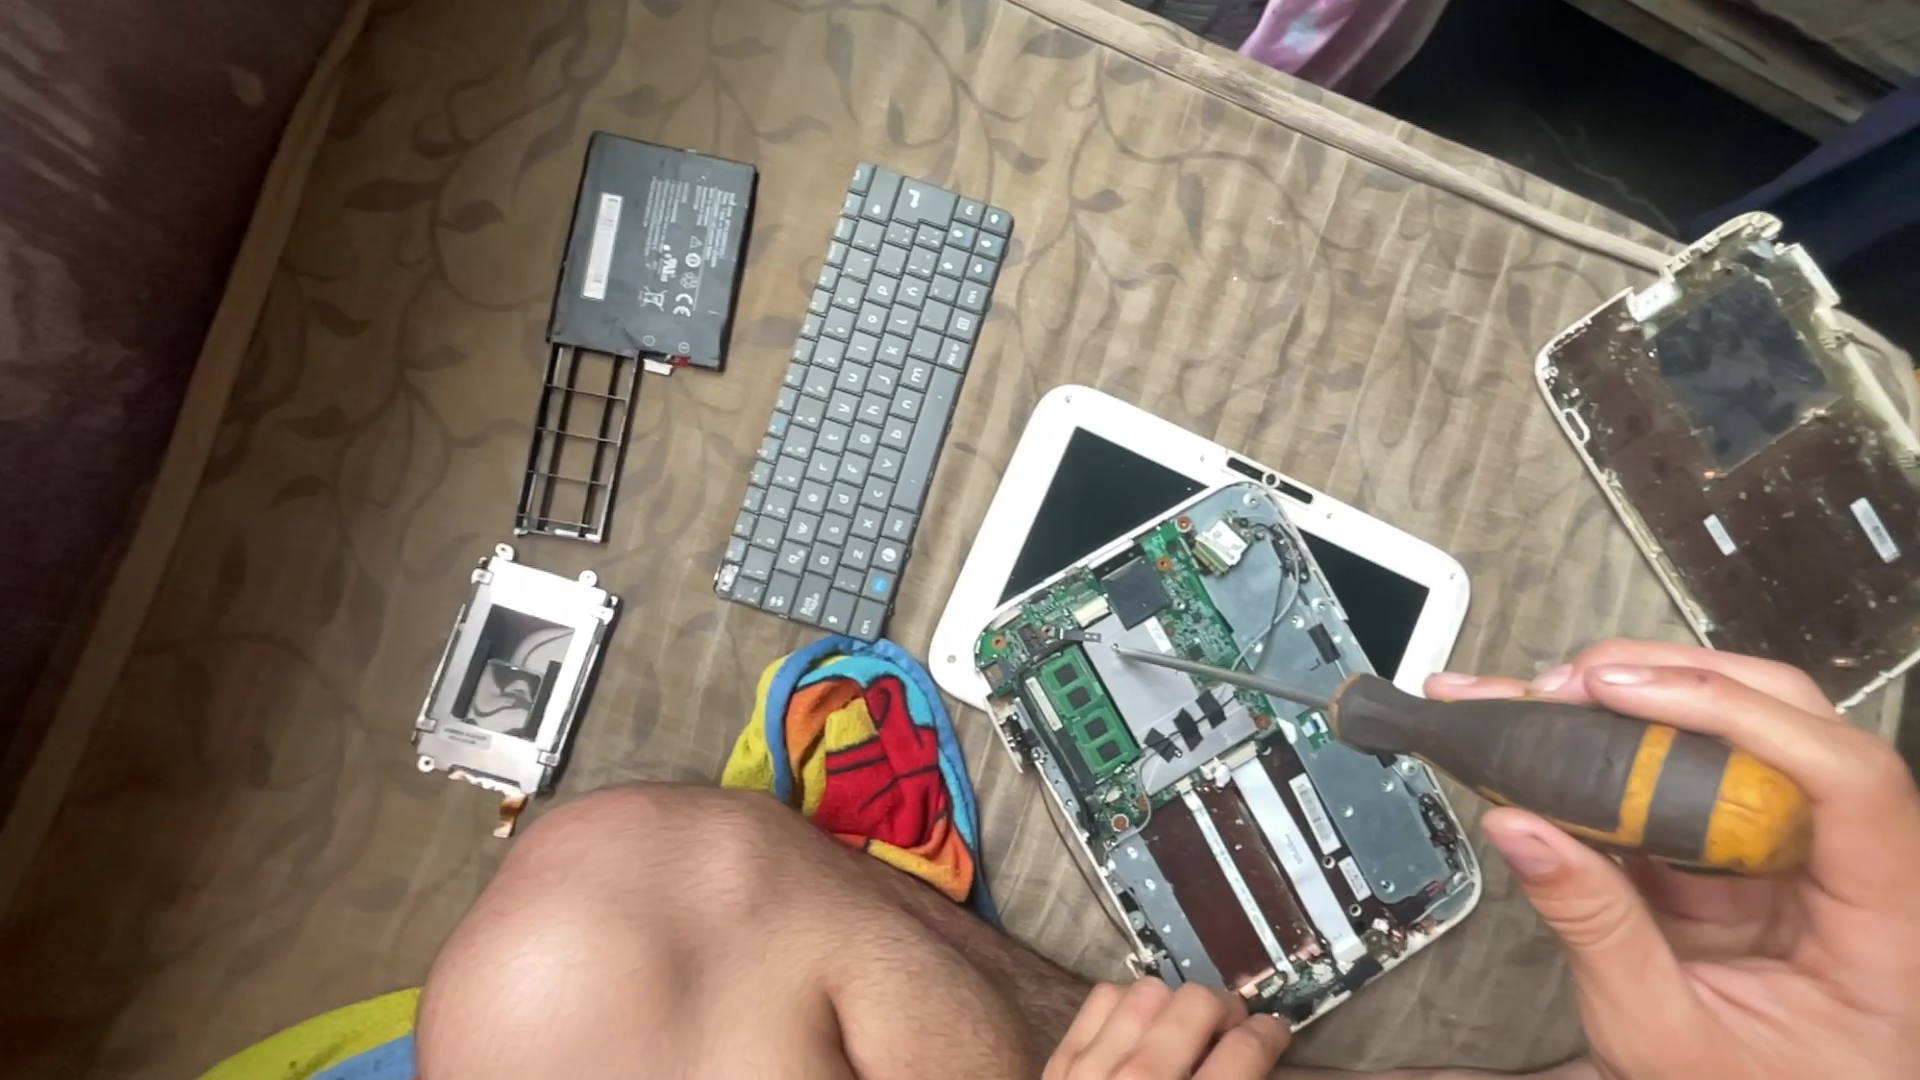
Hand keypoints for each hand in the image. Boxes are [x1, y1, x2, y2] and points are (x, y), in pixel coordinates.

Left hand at [1046, 979, 1290, 1078]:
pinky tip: (1142, 1022)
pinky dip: (1128, 1001)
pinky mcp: (1062, 1061)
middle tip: (1234, 1026)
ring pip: (1148, 992)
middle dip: (1225, 1010)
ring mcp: (1093, 1068)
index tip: (1275, 1030)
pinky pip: (1103, 998)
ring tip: (1188, 1023)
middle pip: (1194, 1006)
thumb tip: (1255, 1062)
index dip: (1268, 1035)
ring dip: (1176, 1003)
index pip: (1242, 1053)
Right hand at [1426, 640, 1919, 1078]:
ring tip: (1528, 693)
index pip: (1849, 782)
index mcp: (1877, 927)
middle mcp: (1833, 863)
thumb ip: (1594, 928)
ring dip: (1622, 691)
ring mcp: (1768, 844)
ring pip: (1720, 722)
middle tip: (1567, 685)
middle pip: (1790, 718)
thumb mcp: (1658, 1032)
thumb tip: (1517, 826)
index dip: (1738, 715)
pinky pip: (1655, 763)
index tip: (1616, 694)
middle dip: (1670, 679)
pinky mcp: (1705, 837)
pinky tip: (1520, 716)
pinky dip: (1584, 731)